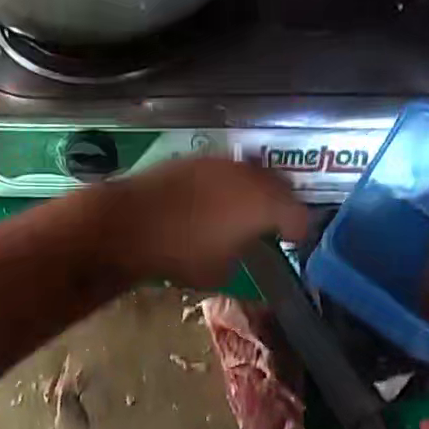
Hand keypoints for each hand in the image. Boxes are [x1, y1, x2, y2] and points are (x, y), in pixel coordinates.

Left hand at [100, 158, 308, 287]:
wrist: (130, 223)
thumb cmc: (181, 254)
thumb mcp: (221, 271)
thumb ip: (243, 255)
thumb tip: (243, 247)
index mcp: (266, 203)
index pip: (299, 216)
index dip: (298, 232)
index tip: (292, 243)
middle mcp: (250, 175)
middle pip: (280, 187)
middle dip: (280, 206)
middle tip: (272, 226)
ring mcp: (221, 162)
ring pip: (251, 174)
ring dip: (252, 192)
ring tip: (242, 213)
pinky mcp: (194, 158)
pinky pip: (223, 171)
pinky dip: (225, 185)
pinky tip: (212, 202)